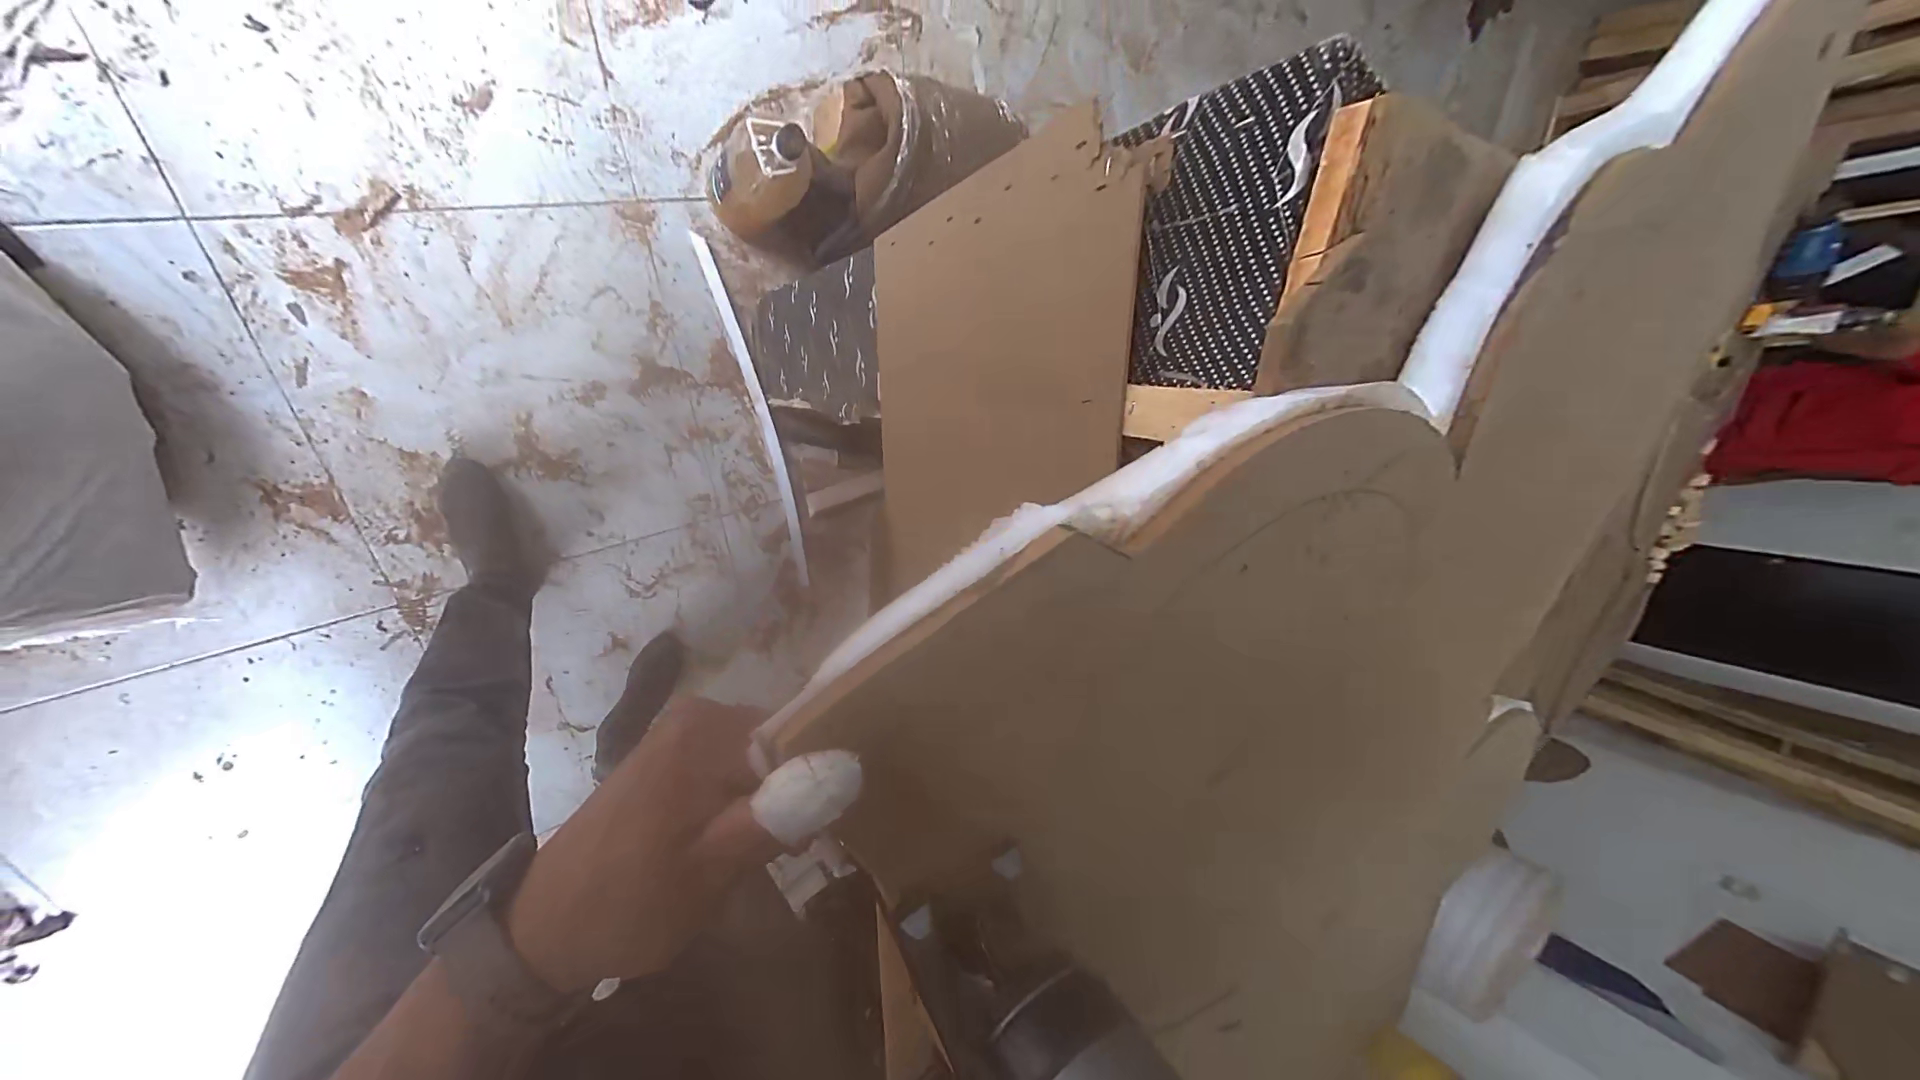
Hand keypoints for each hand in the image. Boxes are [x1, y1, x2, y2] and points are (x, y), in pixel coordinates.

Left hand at [504, 697, 843, 991]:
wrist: (543, 925)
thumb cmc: (628, 902)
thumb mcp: (709, 871)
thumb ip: (777, 815)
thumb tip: (846, 772)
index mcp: (706, 732)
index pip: (799, 738)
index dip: (814, 786)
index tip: (807, 838)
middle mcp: (698, 714)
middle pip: (781, 743)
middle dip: (792, 794)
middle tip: (782, 852)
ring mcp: (683, 729)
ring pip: (761, 755)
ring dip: (771, 799)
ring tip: (756, 852)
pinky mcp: (674, 749)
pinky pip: (735, 761)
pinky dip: (746, 796)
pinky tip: (732, 837)